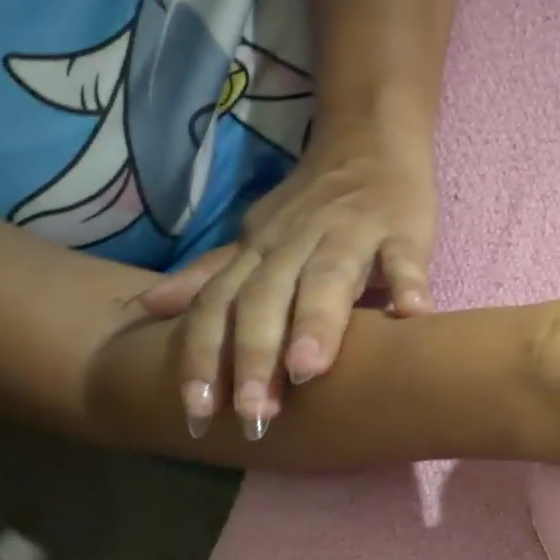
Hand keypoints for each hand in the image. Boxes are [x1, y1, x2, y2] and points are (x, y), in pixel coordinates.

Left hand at [142, 142, 436, 439]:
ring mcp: (351, 234)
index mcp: (261, 252)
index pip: (222, 306)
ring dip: (316, 322)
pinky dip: (409, 283)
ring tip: (308, 370)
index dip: (206, 357)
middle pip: (267, 300)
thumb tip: (146, 308)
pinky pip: (404, 258)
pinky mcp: (402, 230)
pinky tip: (413, 314)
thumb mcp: (258, 240)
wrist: (369, 143)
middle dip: (255, 357)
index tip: (195, 412)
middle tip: (254, 415)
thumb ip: (213, 276)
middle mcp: (295, 244)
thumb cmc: (318, 207)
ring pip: (327, 278)